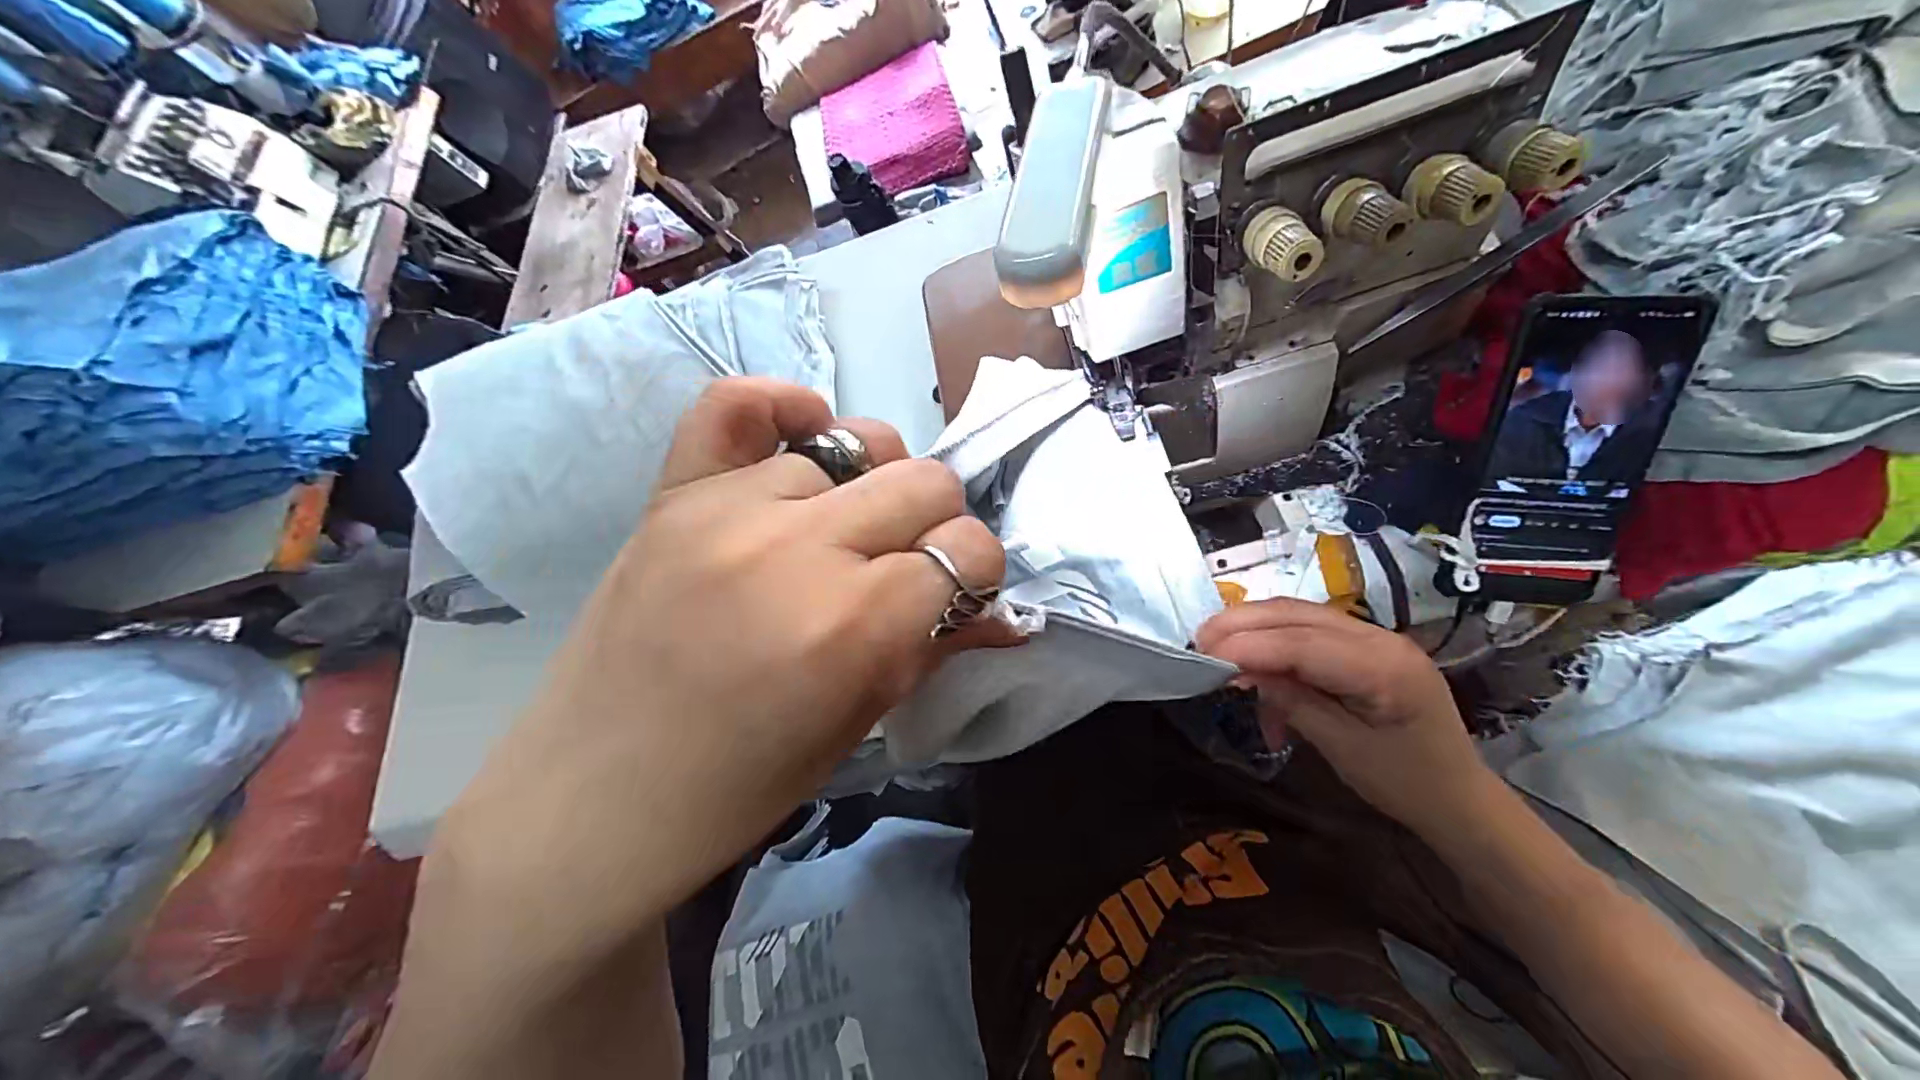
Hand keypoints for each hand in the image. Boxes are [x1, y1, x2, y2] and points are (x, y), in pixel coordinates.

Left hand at [438, 378, 1010, 957]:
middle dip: (937, 524)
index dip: (976, 572)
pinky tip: (802, 437)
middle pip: (924, 482)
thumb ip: (938, 648)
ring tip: (842, 531)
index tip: (958, 595)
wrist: (597, 798)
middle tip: (906, 566)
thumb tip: (1005, 612)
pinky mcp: (673, 494)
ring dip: (869, 490)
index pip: (966, 549)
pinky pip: (737, 405)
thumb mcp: (861, 722)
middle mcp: (800, 549)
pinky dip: (784, 410)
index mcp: (856, 624)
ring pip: (851, 446)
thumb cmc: (742, 786)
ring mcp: (729, 511)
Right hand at [1195, 599, 1496, 835]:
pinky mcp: (1365, 644)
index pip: (1303, 644)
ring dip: (1254, 627)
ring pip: (1299, 615)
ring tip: (1215, 646)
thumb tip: (1239, 672)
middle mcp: (1381, 638)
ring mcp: (1375, 636)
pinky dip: (1274, 640)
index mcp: (1385, 668)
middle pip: (1297, 616)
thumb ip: (1292, 702)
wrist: (1460, 797)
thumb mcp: (1343, 749)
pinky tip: (1253, 660)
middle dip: (1243, 624)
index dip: (1248, 645)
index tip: (1203, 654)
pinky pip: (1309, 629)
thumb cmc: (1405, 783)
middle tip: (1199, 641)